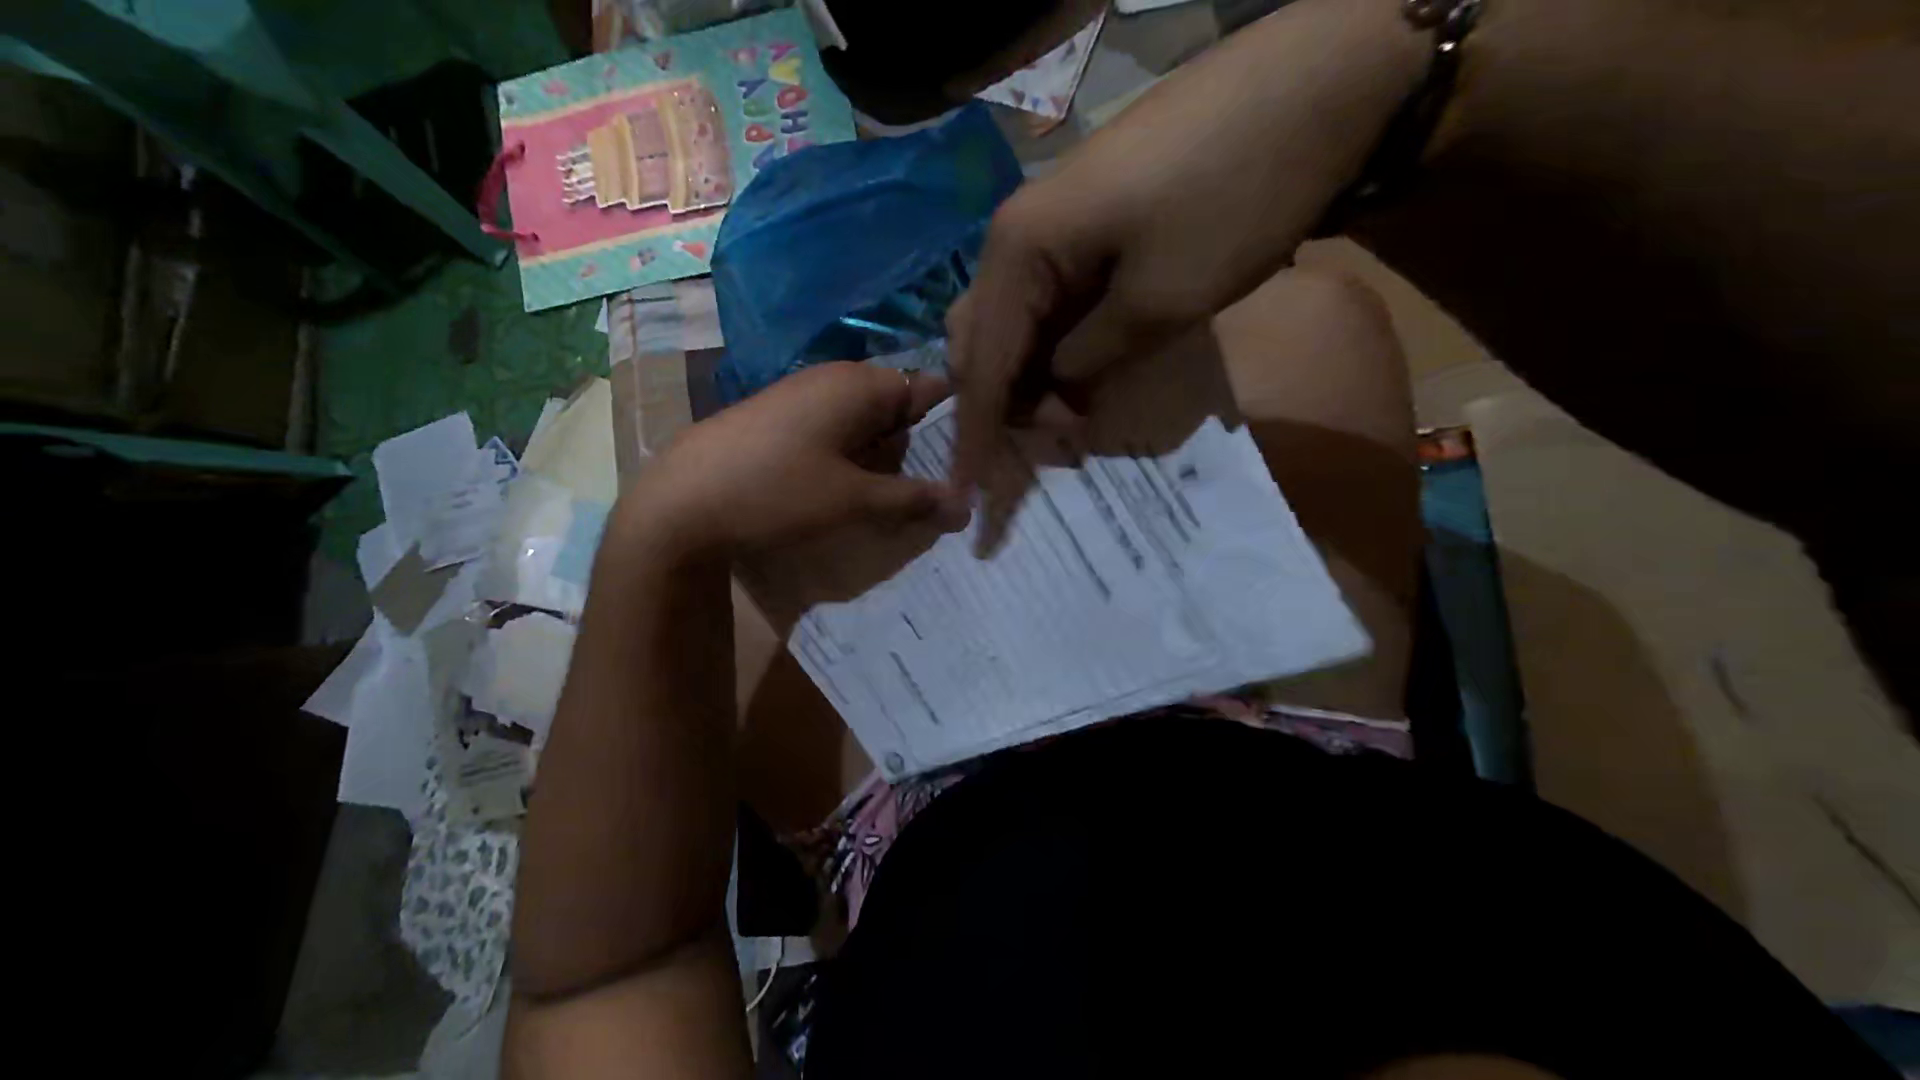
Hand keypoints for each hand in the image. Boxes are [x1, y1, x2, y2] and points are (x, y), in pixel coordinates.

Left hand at [627, 362, 967, 555]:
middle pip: (899, 405)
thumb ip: (913, 499)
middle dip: (919, 445)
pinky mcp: (779, 417)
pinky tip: (845, 488)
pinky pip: (834, 429)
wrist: (679, 503)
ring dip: (884, 455)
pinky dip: (851, 455)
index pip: (931, 387)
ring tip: (895, 496)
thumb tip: (965, 505)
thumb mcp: (853, 501)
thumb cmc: (776, 491)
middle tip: (937, 488)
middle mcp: (834, 378)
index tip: (973, 459)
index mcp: (861, 384)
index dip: (955, 422)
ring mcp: (802, 395)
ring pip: (866, 420)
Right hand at [945, 0, 1426, 491]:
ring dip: (1030, 377)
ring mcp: (1048, 226)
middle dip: (1002, 403)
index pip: (981, 364)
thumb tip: (1054, 396)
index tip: (970, 496)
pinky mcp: (1082, 226)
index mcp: (1017, 252)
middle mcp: (1014, 237)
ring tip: (1070, 415)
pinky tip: (1080, 371)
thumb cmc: (1230, 200)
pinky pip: (1049, 300)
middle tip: (1051, 443)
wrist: (1309, 89)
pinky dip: (1057, 346)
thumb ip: (1087, 362)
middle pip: (981, 341)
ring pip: (1014, 322)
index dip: (976, 435)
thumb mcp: (1158, 305)